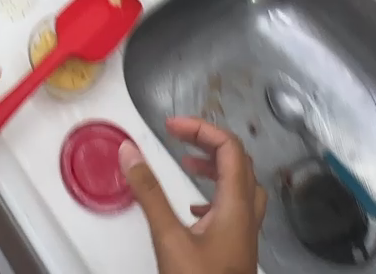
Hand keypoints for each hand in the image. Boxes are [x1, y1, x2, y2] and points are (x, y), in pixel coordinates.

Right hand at [119, 117, 266, 273]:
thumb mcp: (168, 239)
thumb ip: (149, 192)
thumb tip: (129, 150)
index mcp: (236, 207)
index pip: (229, 148)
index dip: (201, 129)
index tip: (170, 127)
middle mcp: (246, 216)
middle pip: (238, 161)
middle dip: (207, 141)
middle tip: (177, 137)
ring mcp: (244, 234)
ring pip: (241, 184)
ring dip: (215, 165)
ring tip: (186, 162)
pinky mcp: (236, 248)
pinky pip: (234, 206)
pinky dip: (215, 192)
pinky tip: (193, 207)